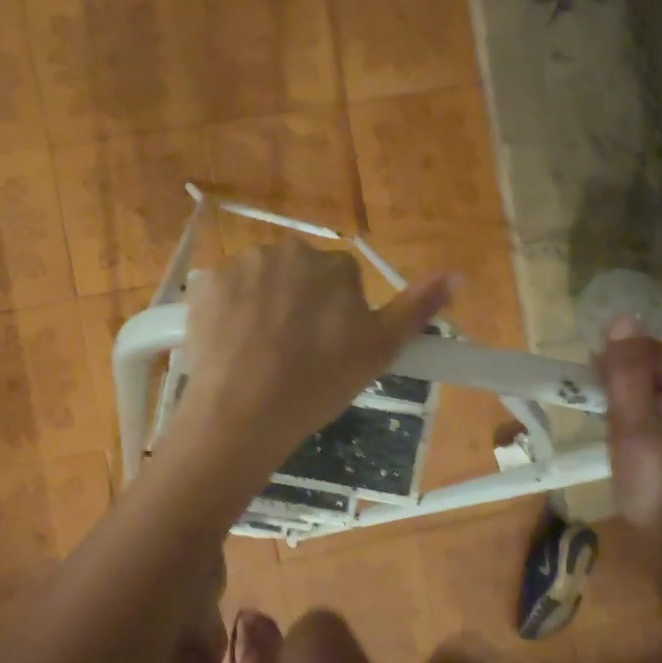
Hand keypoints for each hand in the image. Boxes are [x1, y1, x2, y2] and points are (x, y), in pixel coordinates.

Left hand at [170, 240, 454, 480]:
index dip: (335, 316)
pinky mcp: (204, 283)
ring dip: (261, 304)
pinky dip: (226, 311)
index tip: (326, 349)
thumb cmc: (317, 384)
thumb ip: (416, 308)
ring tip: (258, 353)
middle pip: (298, 275)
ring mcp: (240, 265)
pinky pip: (222, 290)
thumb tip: (457, 275)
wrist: (242, 412)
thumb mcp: (379, 351)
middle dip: (298, 303)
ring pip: (259, 281)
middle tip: (293, 354)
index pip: (341, 281)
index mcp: (333, 267)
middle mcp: (287, 251)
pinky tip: (229, 345)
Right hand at [593, 320, 661, 553]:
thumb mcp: (629, 421)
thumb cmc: (652, 478)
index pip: (648, 349)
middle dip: (631, 379)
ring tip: (624, 426)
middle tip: (608, 413)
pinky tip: (650, 437)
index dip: (615, 366)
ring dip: (645, 395)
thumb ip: (627, 368)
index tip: (593, 392)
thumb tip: (624, 318)